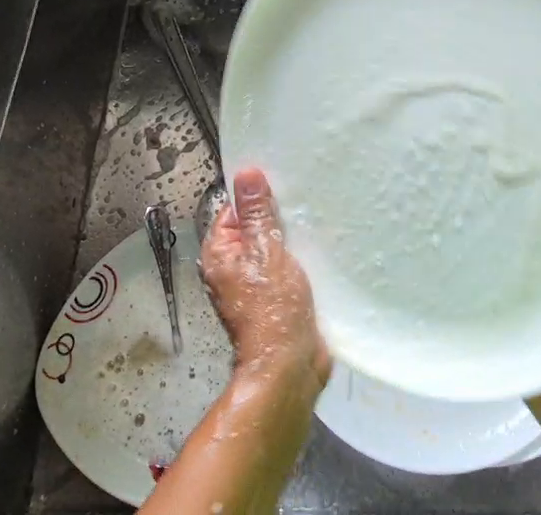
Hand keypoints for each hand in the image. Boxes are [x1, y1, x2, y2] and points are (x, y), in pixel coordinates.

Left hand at [200, 167, 330, 387]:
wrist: (290, 366)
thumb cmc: (272, 309)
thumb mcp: (266, 251)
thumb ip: (257, 213)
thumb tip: (246, 174)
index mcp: (220, 254)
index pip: (233, 210)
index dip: (255, 196)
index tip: (281, 182)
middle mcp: (232, 267)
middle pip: (254, 227)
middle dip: (277, 216)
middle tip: (303, 199)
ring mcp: (255, 284)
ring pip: (273, 246)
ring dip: (292, 237)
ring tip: (315, 218)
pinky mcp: (277, 296)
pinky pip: (287, 265)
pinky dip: (300, 256)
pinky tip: (320, 245)